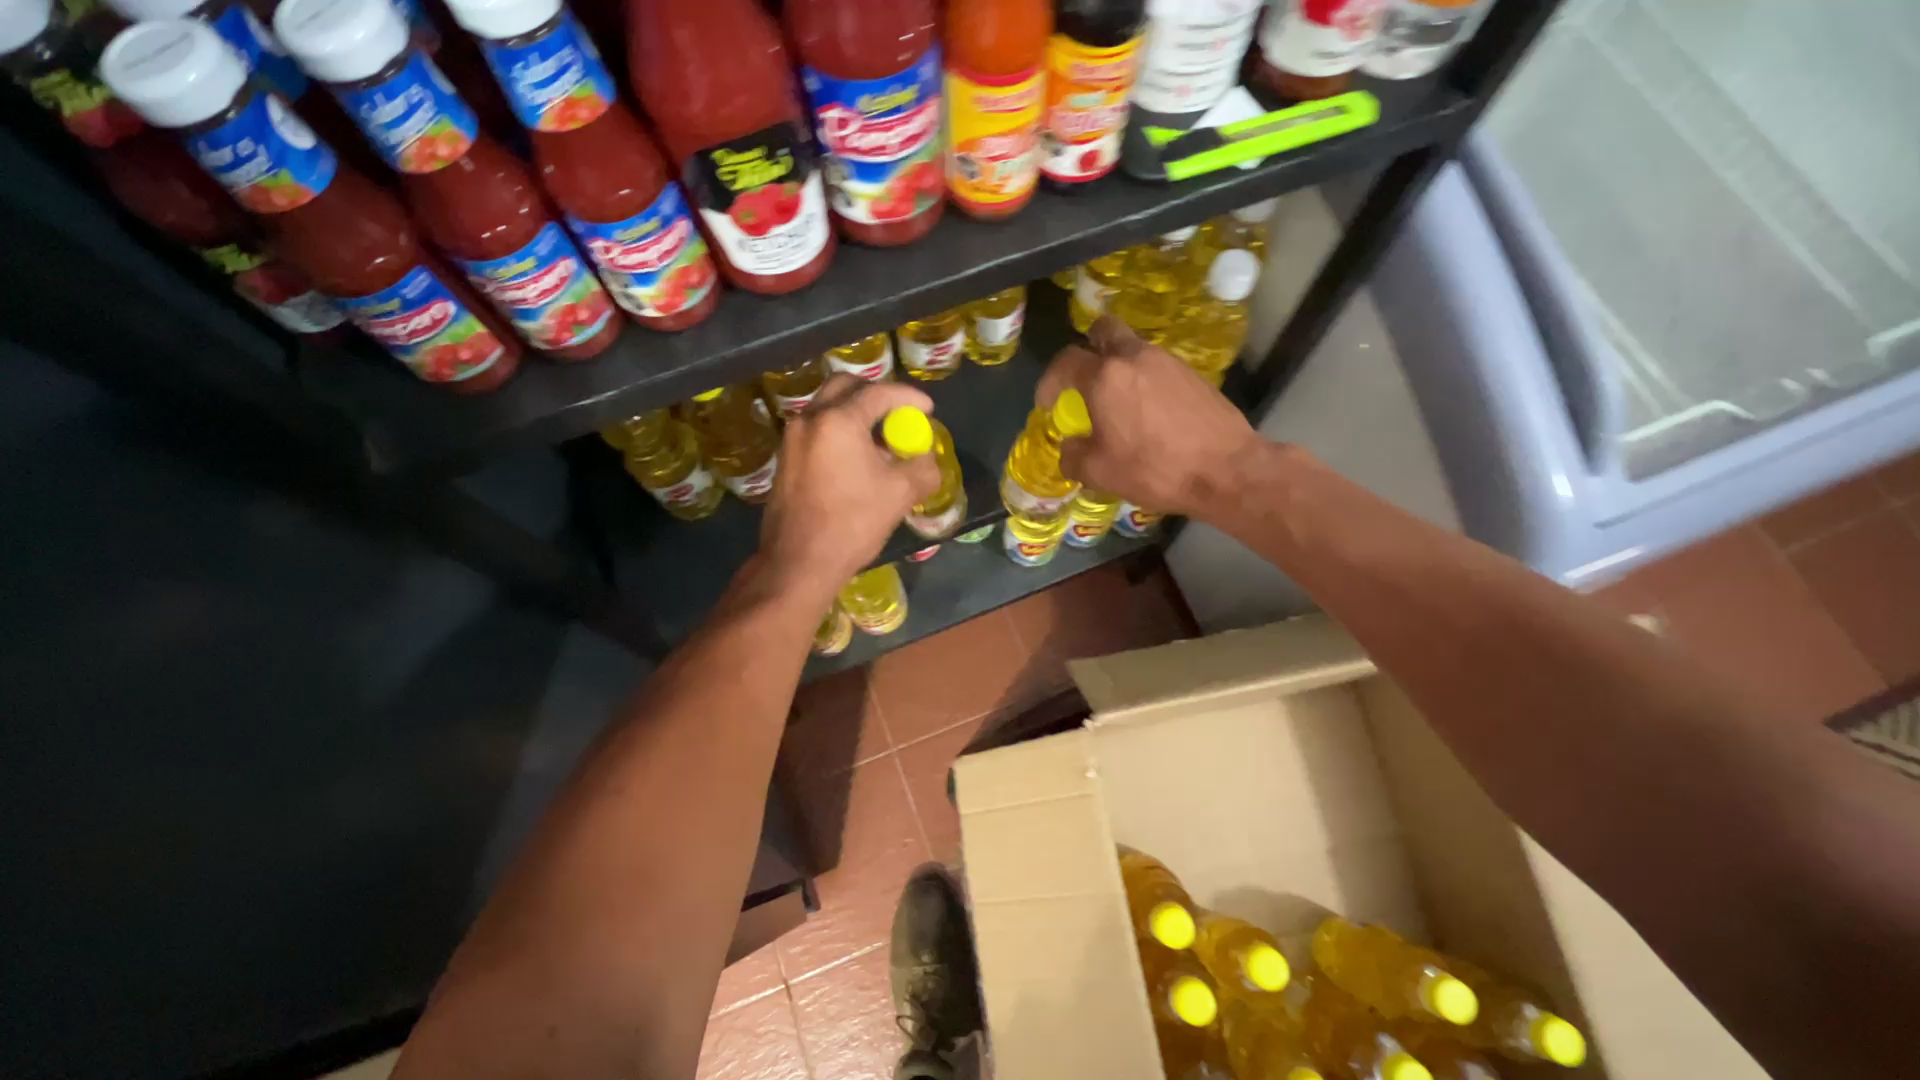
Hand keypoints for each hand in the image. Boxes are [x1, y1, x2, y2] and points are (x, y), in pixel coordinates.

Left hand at [758, 375, 941, 597]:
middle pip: (845, 388)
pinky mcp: (785, 460)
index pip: (879, 393)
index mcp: (838, 421)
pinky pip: (817, 431)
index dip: (908, 397)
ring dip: (855, 415)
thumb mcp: (899, 494)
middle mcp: (810, 420)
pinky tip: (856, 461)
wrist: (798, 563)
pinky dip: (839, 433)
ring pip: (827, 409)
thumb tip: (927, 460)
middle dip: (875, 395)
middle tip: (898, 414)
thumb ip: (922, 468)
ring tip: (880, 442)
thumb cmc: (851, 523)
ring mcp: (791, 439)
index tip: (927, 409)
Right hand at [1038, 316, 1263, 516]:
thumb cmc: (1154, 469)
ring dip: (1120, 367)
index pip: (1066, 361)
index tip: (1048, 403)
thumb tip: (1070, 447)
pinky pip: (1158, 368)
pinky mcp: (1193, 374)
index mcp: (1105, 377)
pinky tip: (1150, 414)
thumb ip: (1073, 456)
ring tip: (1120, 403)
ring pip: (1134, 349)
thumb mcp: (1099, 472)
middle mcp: (1135, 358)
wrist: (1225, 470)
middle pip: (1104, 330)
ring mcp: (1168, 362)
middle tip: (1085, 378)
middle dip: (1088, 347)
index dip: (1049, 380)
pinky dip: (1146, 381)